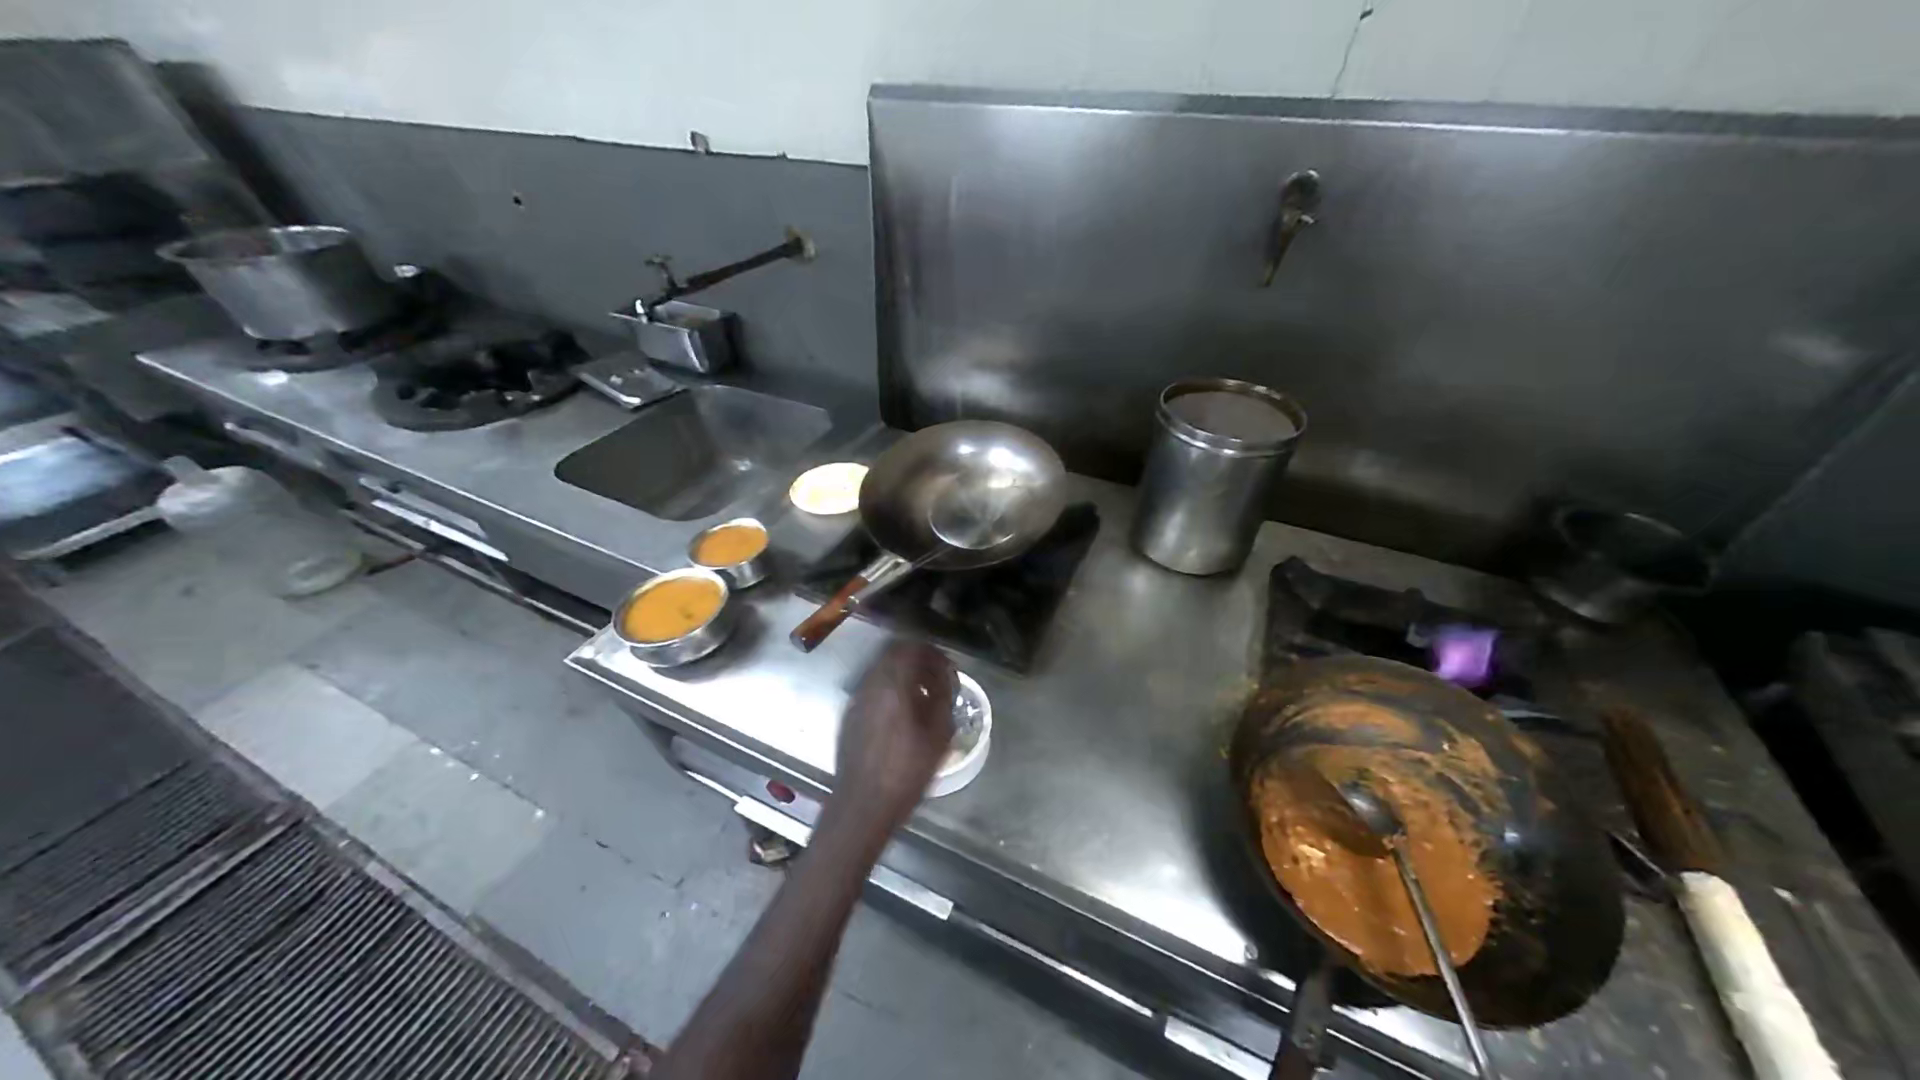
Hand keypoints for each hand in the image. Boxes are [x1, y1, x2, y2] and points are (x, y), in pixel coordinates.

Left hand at [827, 640, 956, 838]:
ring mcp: (857, 699)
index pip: (912, 648)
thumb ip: (943, 698)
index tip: (949, 668)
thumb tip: (945, 678)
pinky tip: (903, 712)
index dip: (934, 653)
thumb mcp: (938, 736)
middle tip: (937, 677)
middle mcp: (870, 685)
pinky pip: (873, 687)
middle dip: (918, 659)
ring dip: (904, 673)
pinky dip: (890, 688)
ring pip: (882, 669)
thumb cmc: (905, 773)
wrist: (862, 806)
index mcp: (892, 685)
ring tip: (924, 695)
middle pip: (894, 653)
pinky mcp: (850, 715)